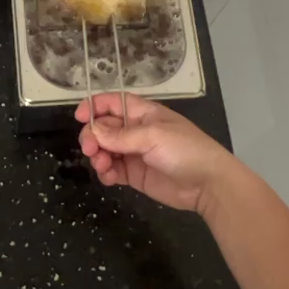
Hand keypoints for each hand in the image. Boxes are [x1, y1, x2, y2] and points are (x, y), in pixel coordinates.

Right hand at [76, 93, 246, 213]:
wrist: (208, 184)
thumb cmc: (185, 150)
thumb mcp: (154, 136)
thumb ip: (121, 136)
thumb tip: (93, 131)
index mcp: (144, 114)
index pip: (114, 103)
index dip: (96, 106)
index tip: (80, 117)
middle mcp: (136, 131)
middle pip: (104, 128)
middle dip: (93, 136)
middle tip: (90, 149)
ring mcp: (134, 153)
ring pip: (105, 150)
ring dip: (98, 156)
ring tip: (103, 166)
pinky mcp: (135, 175)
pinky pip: (112, 170)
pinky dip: (105, 173)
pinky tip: (109, 177)